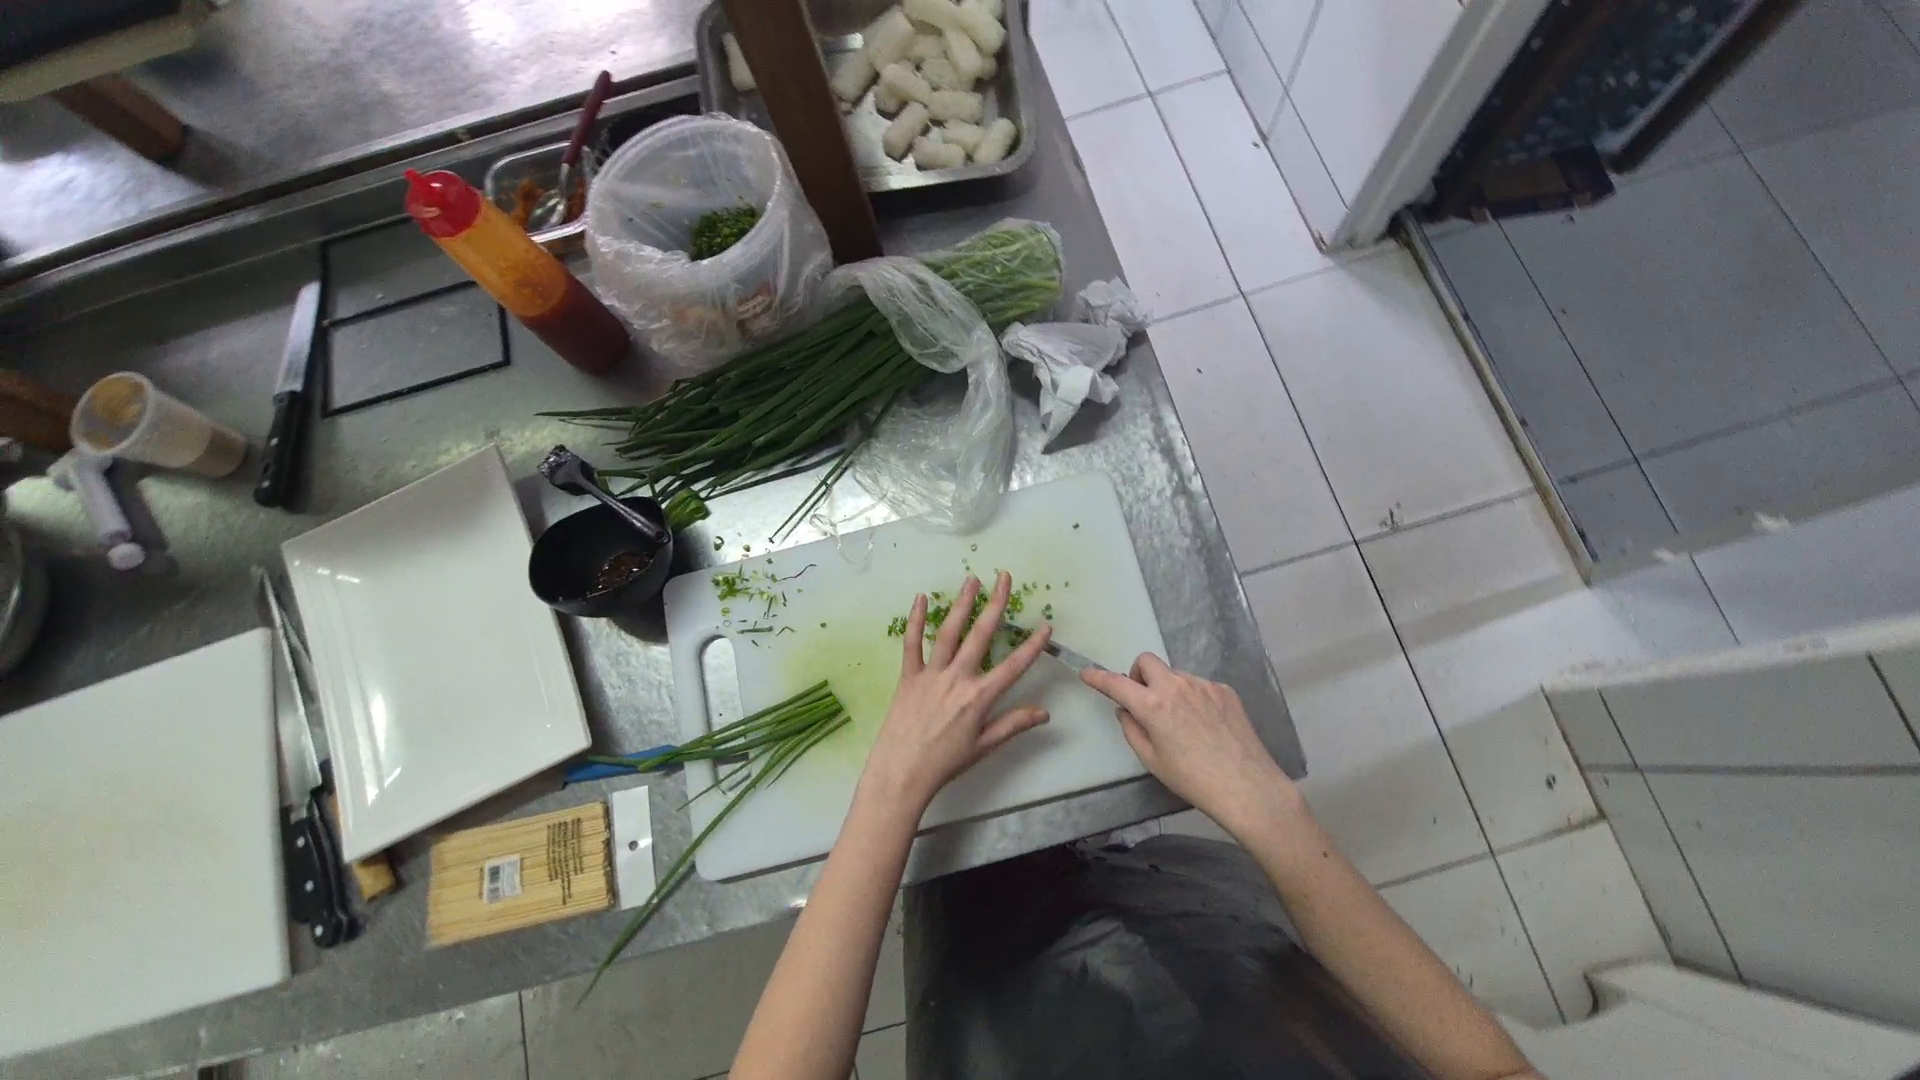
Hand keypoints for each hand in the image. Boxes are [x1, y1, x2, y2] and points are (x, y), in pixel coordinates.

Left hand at [860, 572, 1053, 813]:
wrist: (901, 773)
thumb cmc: (945, 763)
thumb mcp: (984, 746)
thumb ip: (1013, 724)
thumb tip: (1044, 713)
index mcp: (980, 697)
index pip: (1013, 666)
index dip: (1032, 645)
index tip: (1046, 625)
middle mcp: (958, 678)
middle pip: (981, 635)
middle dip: (996, 604)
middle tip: (1004, 578)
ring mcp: (931, 674)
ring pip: (949, 631)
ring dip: (962, 603)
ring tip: (972, 579)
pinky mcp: (908, 676)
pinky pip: (912, 643)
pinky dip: (916, 620)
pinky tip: (922, 598)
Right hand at [1081, 655, 1301, 838]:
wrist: (1247, 786)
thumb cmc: (1193, 780)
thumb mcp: (1152, 760)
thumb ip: (1132, 729)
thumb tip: (1126, 710)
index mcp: (1153, 706)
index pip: (1116, 683)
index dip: (1098, 677)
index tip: (1087, 673)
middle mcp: (1176, 686)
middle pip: (1147, 661)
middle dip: (1138, 675)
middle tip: (1144, 701)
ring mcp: (1203, 685)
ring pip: (1175, 675)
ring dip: (1168, 689)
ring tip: (1182, 722)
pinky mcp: (1224, 690)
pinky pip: (1199, 686)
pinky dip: (1192, 697)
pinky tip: (1204, 725)